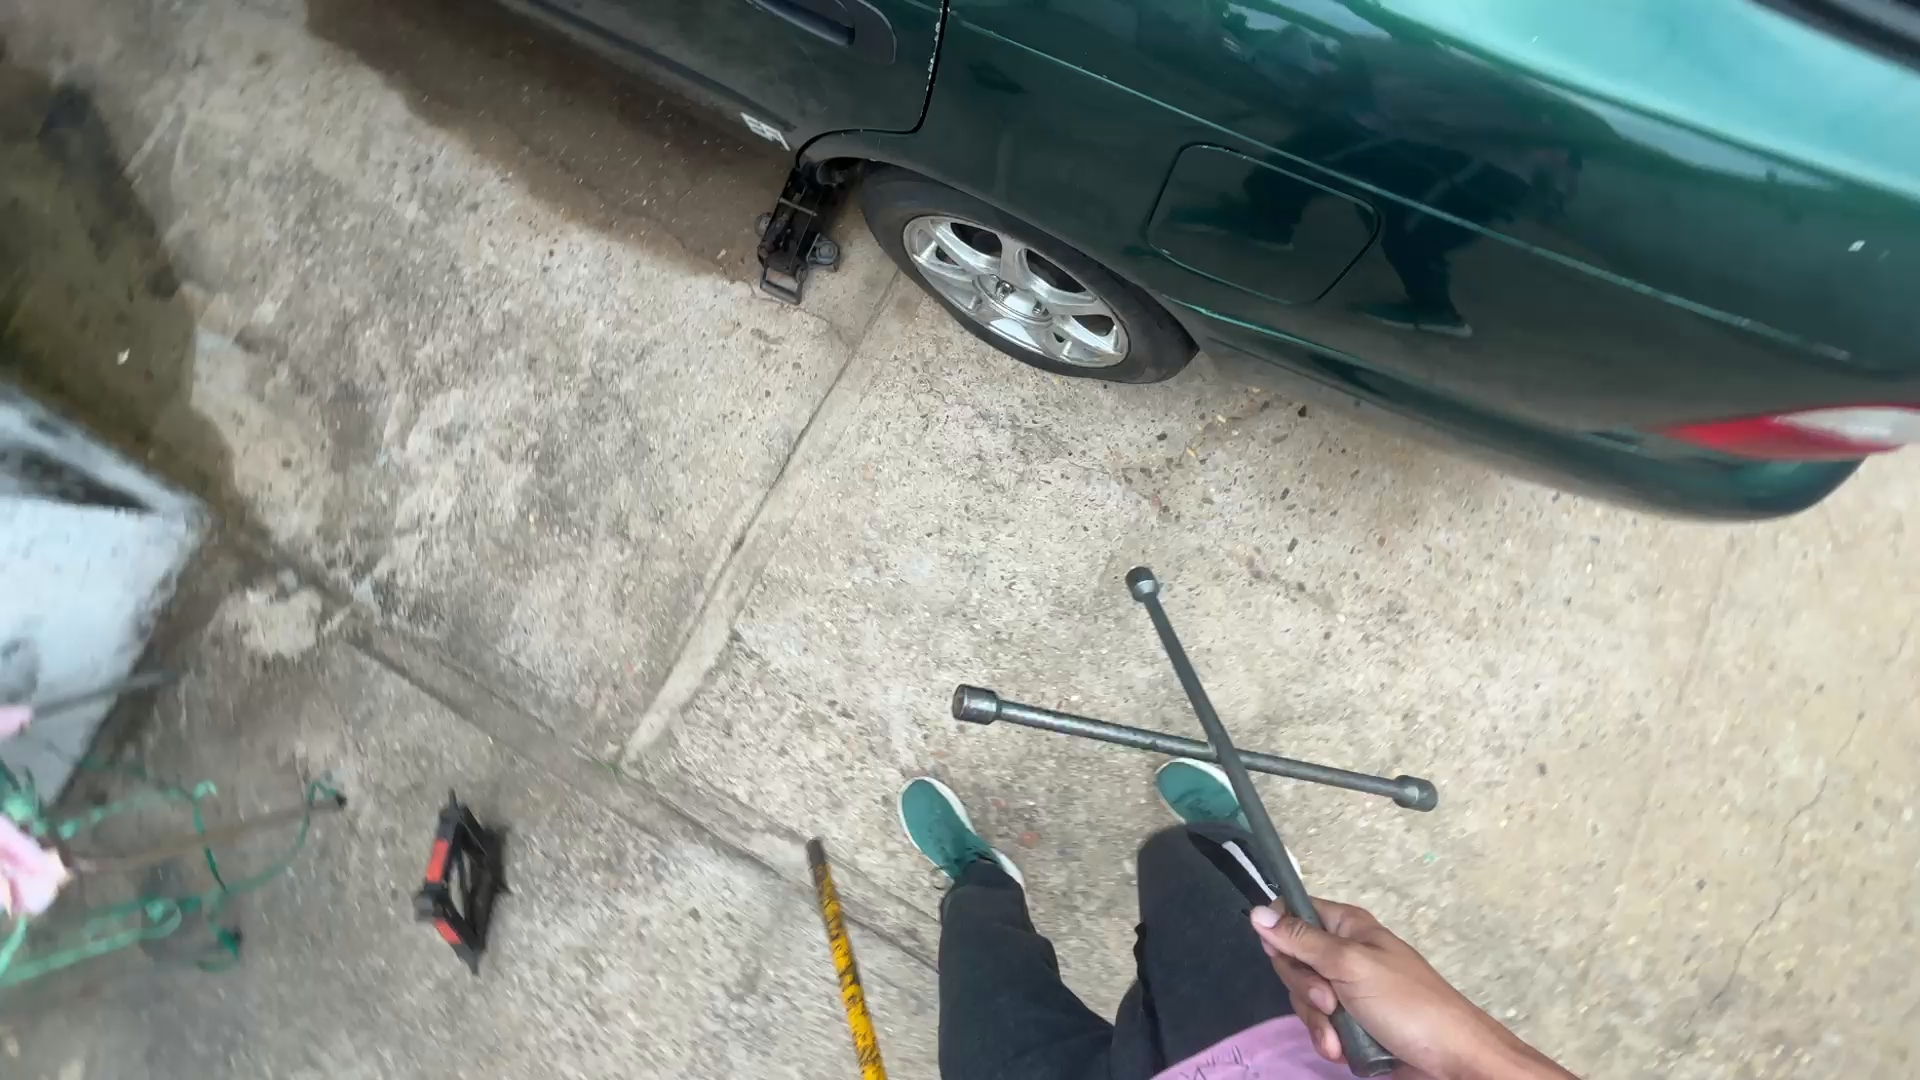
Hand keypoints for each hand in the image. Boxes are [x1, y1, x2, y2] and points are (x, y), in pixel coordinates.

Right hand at [1249, 900, 1574, 1079]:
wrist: (1458, 1067)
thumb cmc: (1408, 1005)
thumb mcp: (1350, 965)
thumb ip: (1301, 940)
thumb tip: (1255, 911)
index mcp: (1345, 926)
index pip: (1292, 912)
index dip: (1279, 932)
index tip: (1281, 953)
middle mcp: (1341, 952)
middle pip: (1291, 957)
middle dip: (1303, 986)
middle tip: (1328, 1001)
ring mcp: (1345, 988)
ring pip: (1301, 993)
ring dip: (1315, 1019)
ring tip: (1338, 1038)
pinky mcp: (1349, 1022)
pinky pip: (1317, 1021)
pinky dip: (1325, 1037)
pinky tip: (1340, 1050)